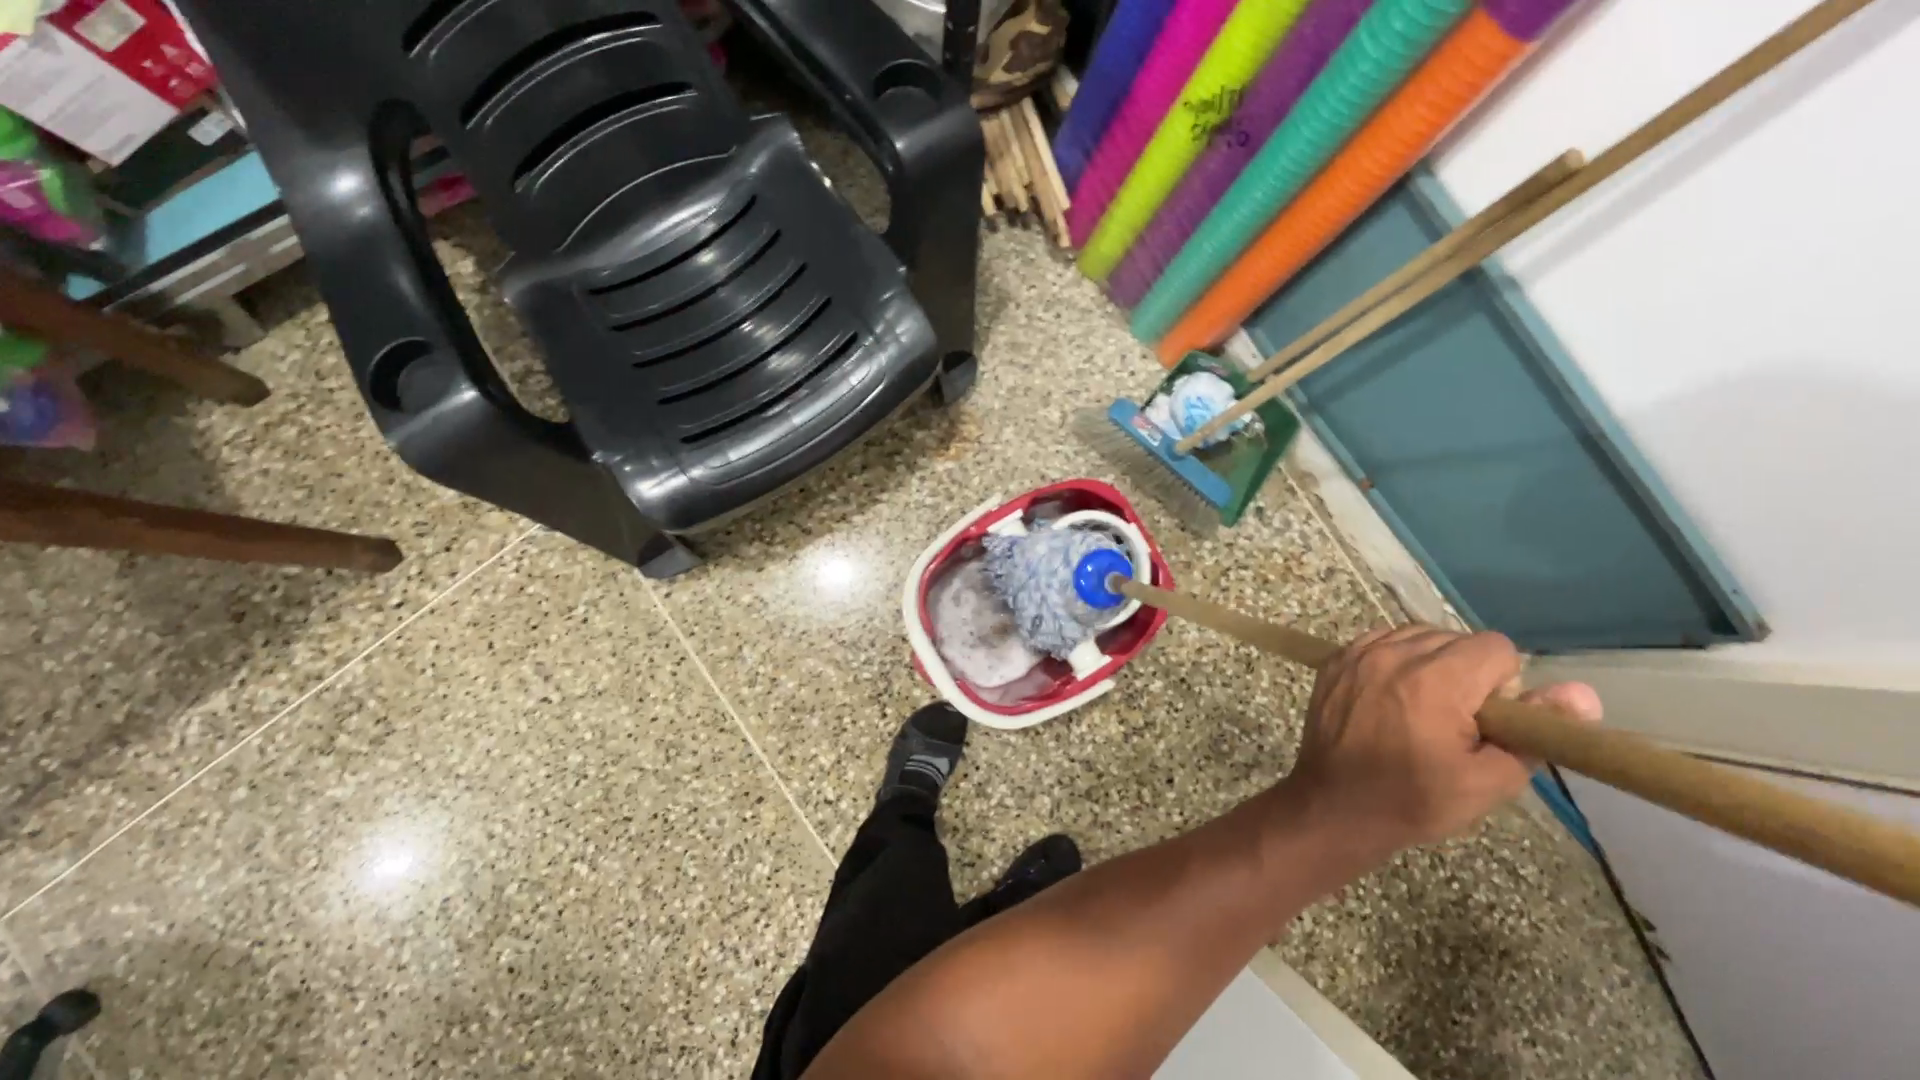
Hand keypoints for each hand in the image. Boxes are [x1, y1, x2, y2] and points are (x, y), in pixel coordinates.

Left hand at [1286, 625, 1601, 854]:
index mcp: (1435, 680)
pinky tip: (1391, 697)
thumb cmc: (1414, 801)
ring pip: (1417, 636)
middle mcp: (1394, 654)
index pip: (1496, 648)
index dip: (1502, 684)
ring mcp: (1358, 654)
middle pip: (1455, 639)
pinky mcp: (1334, 661)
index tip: (1486, 719)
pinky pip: (1381, 641)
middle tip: (1454, 721)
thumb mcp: (1489, 779)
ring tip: (1422, 709)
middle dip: (1467, 673)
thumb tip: (1582, 692)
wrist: (1334, 808)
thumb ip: (1534, 730)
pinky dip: (1394, 660)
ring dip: (1430, 663)